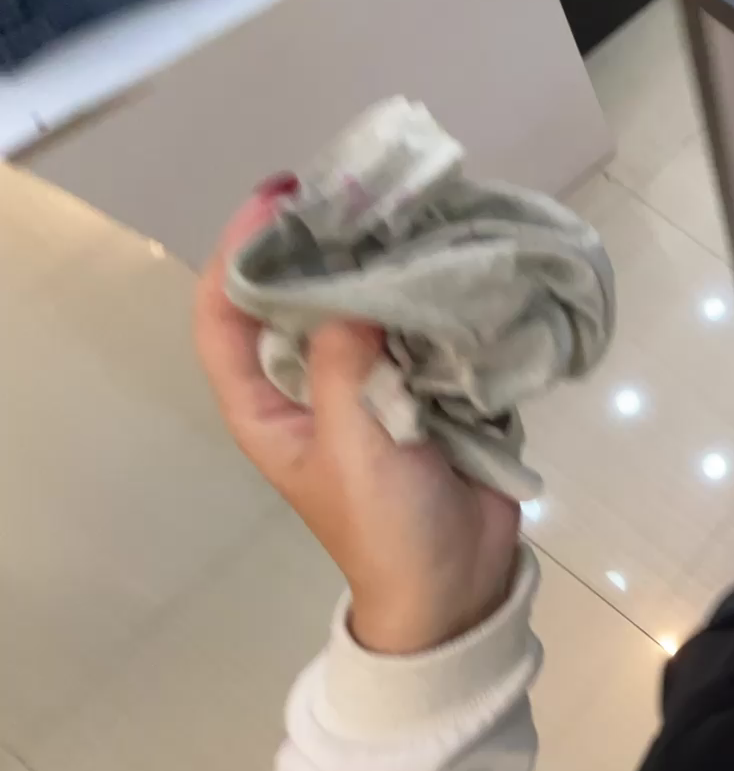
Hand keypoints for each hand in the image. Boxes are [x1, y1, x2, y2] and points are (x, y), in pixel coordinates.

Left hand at [193, 178, 521, 654]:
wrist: (459, 572)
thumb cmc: (386, 523)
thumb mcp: (354, 449)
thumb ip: (348, 372)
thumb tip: (353, 292)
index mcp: (272, 405)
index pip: (229, 318)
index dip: (244, 254)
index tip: (284, 198)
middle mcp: (321, 385)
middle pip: (308, 303)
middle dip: (331, 250)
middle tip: (372, 198)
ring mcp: (383, 387)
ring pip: (378, 314)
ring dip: (396, 273)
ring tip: (426, 224)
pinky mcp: (438, 391)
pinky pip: (433, 337)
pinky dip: (445, 306)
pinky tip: (468, 276)